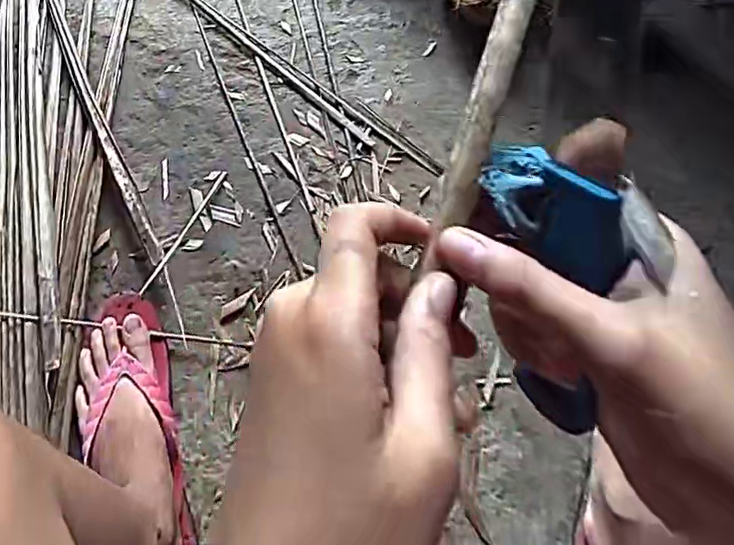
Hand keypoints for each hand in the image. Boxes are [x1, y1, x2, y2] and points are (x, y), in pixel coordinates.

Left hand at [212, 204, 471, 544]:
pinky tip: (398, 415)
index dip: (397, 219)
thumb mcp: (422, 445)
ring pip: (347, 307)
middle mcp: (291, 313)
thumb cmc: (354, 524)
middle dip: (412, 300)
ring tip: (440, 407)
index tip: (441, 248)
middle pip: (358, 270)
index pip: (353, 224)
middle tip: (463, 358)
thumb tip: (439, 283)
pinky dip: (365, 356)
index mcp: (325, 318)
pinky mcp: (270, 368)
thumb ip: (431, 348)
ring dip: (395, 339)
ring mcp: (274, 340)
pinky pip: (326, 335)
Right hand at [434, 121, 733, 544]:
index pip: (562, 181)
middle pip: (527, 230)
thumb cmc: (714, 414)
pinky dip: (527, 342)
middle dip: (512, 270)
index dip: (512, 190)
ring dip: (521, 318)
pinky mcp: (579, 340)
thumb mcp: (619, 343)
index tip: (469, 218)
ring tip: (560, 361)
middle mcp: (611, 256)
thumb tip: (452, 238)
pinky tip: (559, 375)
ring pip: (518, 277)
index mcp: (637, 233)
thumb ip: (533, 287)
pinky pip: (525, 318)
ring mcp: (592, 300)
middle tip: (524, 312)